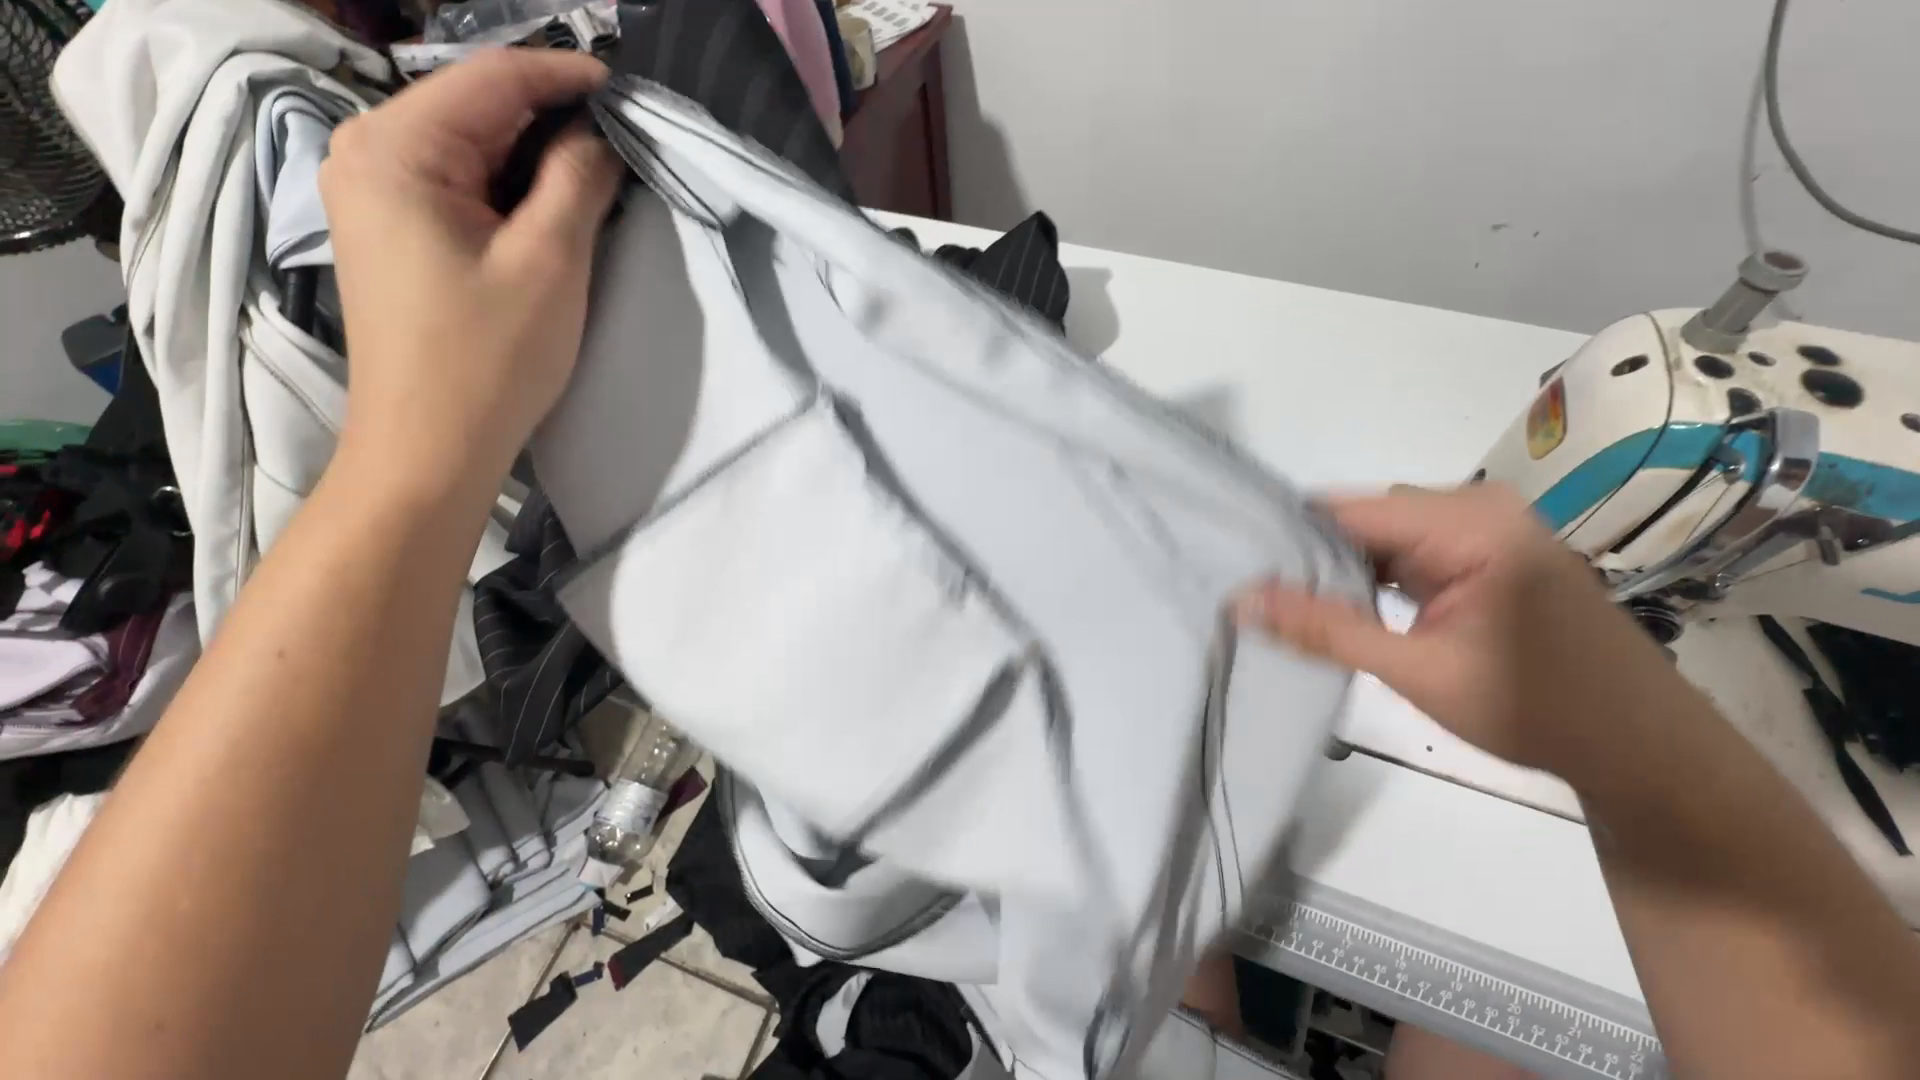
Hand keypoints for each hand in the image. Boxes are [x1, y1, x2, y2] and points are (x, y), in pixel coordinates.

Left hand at [320, 48, 623, 490]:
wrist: (431, 446)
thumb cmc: (489, 356)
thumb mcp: (550, 260)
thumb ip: (579, 178)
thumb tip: (601, 132)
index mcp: (395, 147)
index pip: (492, 78)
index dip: (566, 75)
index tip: (629, 88)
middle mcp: (367, 152)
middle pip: (476, 105)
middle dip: (552, 115)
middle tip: (624, 133)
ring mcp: (372, 192)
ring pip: (471, 145)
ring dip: (536, 153)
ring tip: (602, 166)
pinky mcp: (391, 229)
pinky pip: (458, 182)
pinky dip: (510, 186)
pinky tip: (554, 201)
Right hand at [1238, 485, 1679, 776]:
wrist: (1643, 750)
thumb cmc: (1538, 710)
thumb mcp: (1418, 671)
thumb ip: (1325, 629)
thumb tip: (1240, 600)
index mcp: (1471, 524)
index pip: (1348, 511)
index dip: (1288, 538)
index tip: (1236, 567)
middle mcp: (1481, 510)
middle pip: (1365, 519)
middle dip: (1312, 556)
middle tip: (1257, 596)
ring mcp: (1491, 531)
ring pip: (1386, 537)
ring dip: (1343, 571)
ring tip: (1289, 604)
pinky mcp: (1493, 556)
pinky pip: (1414, 552)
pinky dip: (1379, 579)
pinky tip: (1348, 609)